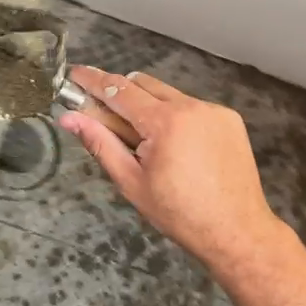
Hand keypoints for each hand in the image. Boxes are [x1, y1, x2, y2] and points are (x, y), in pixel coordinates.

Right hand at [58, 66, 277, 268]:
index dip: (93, 80)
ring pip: (168, 94)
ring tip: (144, 142)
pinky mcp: (229, 119)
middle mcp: (191, 106)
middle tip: (104, 116)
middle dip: (120, 93)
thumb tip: (68, 118)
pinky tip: (175, 147)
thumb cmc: (178, 213)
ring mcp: (214, 110)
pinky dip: (174, 116)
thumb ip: (100, 143)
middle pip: (143, 83)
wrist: (237, 232)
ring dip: (148, 106)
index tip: (74, 73)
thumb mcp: (131, 181)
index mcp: (165, 122)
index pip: (120, 90)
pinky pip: (191, 106)